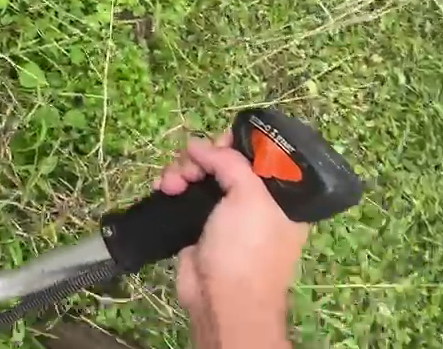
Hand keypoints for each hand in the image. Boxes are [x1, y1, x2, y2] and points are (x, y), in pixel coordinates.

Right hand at [156, 133, 307, 348]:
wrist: (222, 298)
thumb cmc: (246, 249)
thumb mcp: (249, 198)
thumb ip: (230, 163)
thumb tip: (199, 146)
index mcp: (279, 199)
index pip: (260, 157)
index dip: (237, 145)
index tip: (217, 144)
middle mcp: (254, 202)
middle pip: (223, 160)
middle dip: (201, 158)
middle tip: (191, 168)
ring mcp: (225, 211)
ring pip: (199, 172)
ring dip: (181, 170)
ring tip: (171, 183)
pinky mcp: (199, 219)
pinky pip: (184, 188)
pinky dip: (172, 182)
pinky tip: (163, 188)